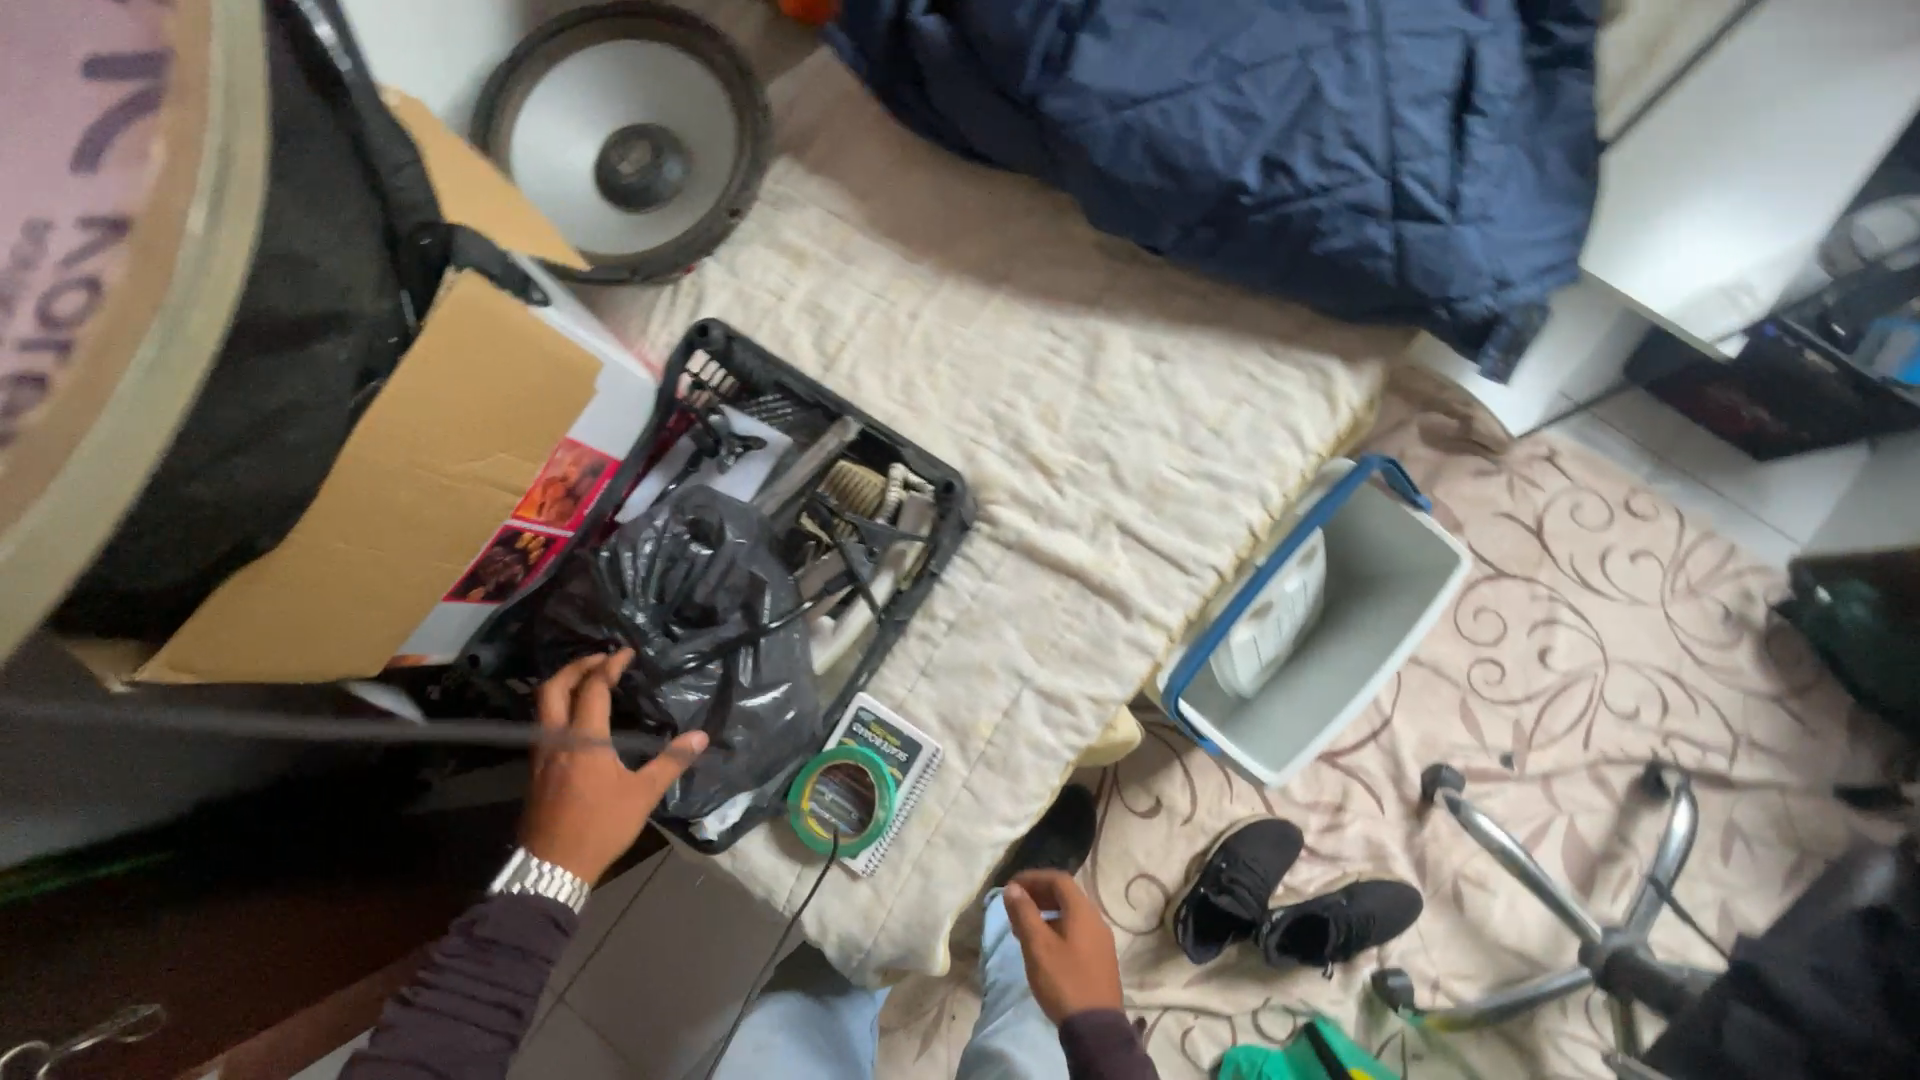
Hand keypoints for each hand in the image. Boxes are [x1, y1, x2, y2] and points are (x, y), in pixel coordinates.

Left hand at [518, 650, 707, 883]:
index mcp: (583, 739)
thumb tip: (700, 737)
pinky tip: (578, 717)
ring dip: (564, 685)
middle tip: (601, 659)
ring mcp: (541, 754)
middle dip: (576, 666)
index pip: (593, 688)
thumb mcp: (642, 795)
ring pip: (543, 706)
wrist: (551, 867)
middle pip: (554, 688)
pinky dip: (559, 707)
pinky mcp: (537, 770)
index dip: (609, 666)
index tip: (626, 653)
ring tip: (588, 681)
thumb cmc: (600, 827)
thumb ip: (670, 762)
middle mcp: (556, 739)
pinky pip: (543, 724)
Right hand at [1002, 870, 1123, 1023]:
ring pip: (1071, 914)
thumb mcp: (1038, 946)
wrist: (1096, 1028)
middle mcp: (1096, 920)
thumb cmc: (1064, 981)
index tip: (1011, 887)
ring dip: (1046, 913)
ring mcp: (1101, 940)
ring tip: (1024, 927)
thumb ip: (1024, 913)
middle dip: (1038, 895)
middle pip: (1066, 895)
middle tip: (1015, 905)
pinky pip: (1077, 931)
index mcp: (1083, 911)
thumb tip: (1013, 889)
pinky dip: (1057, 928)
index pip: (1058, 879)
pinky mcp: (1100, 958)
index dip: (1033, 878)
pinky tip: (1043, 946)